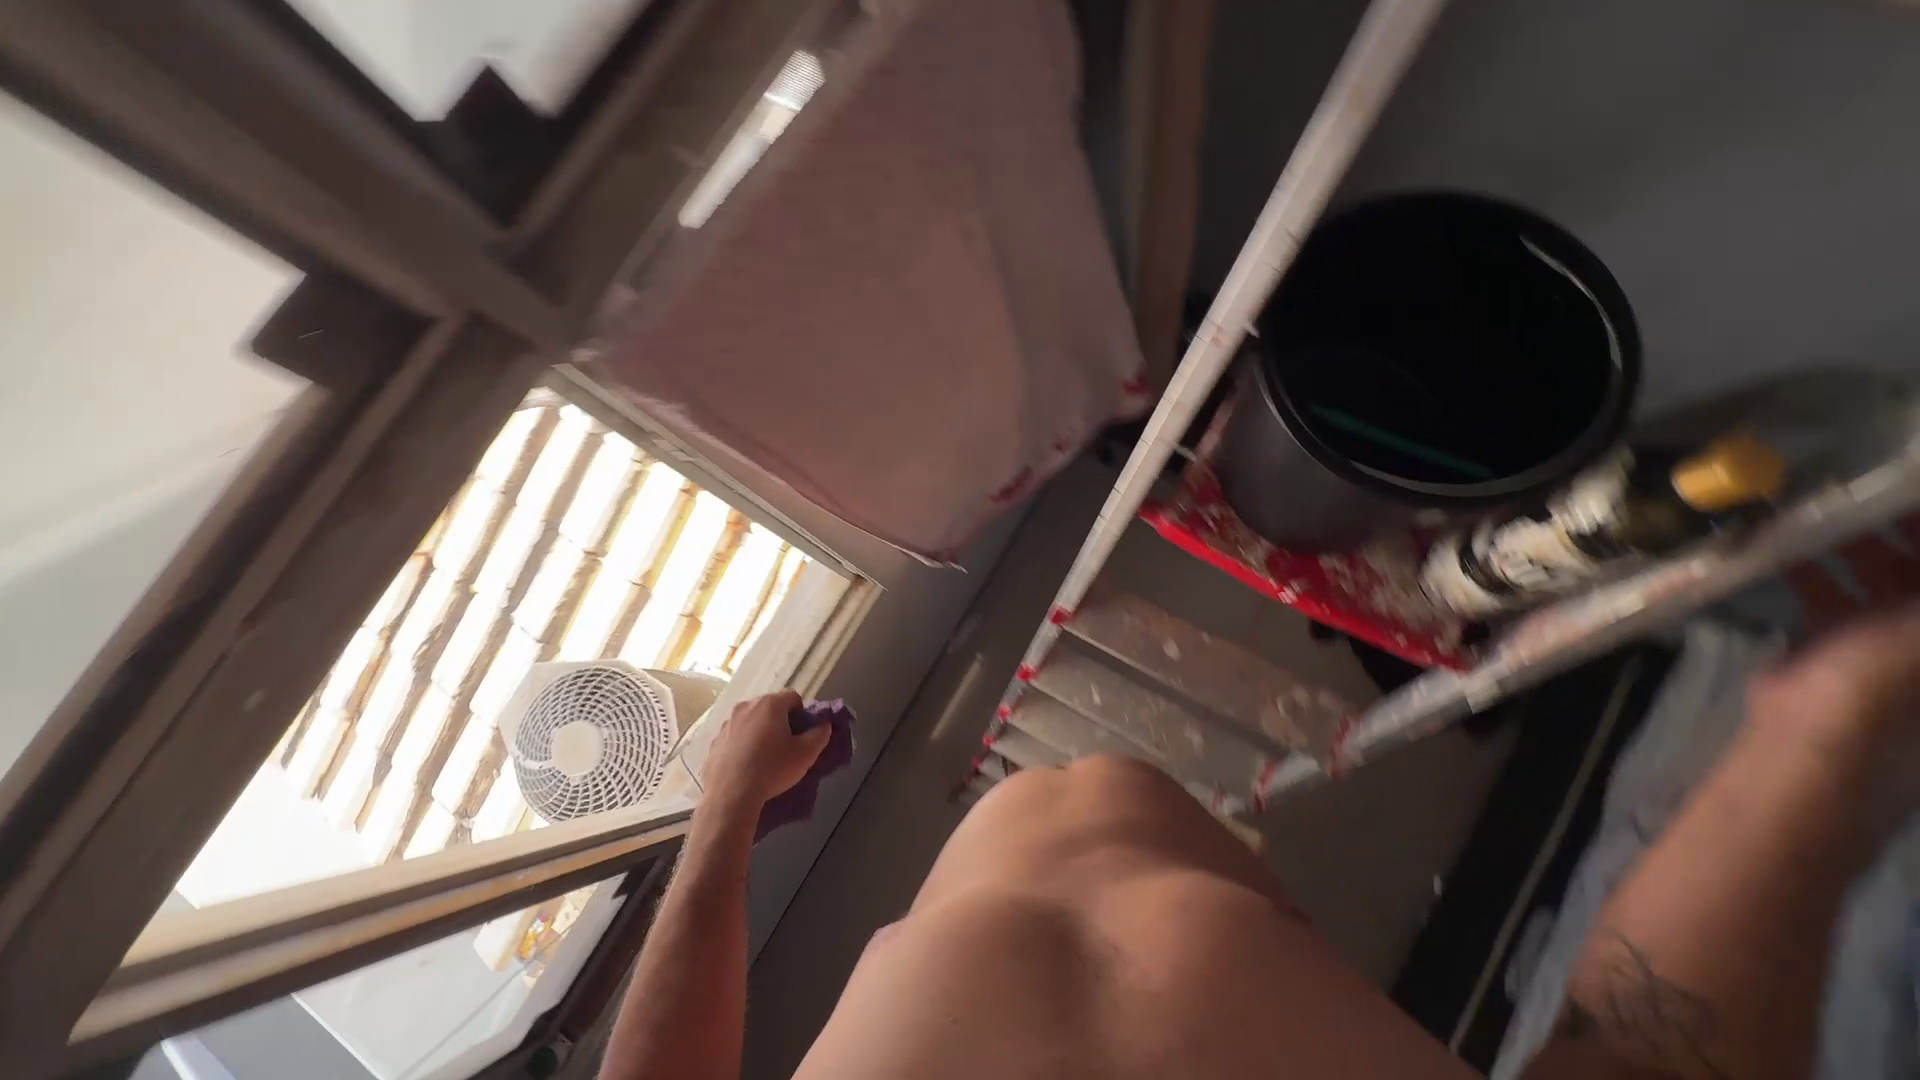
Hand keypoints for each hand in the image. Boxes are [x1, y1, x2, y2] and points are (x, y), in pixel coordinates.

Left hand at [702, 690, 830, 814]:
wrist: (731, 796)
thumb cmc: (772, 769)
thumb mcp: (806, 754)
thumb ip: (820, 734)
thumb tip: (824, 725)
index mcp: (769, 704)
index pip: (793, 697)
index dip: (802, 715)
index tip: (802, 735)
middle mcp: (745, 707)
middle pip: (770, 708)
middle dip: (780, 722)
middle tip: (786, 747)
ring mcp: (726, 725)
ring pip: (750, 722)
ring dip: (760, 733)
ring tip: (764, 759)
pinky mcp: (713, 743)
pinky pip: (735, 738)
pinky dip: (742, 746)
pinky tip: (746, 767)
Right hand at [1752, 523, 1919, 826]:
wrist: (1819, 735)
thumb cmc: (1890, 683)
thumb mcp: (1916, 628)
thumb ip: (1914, 580)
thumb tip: (1907, 518)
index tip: (1908, 494)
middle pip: (1918, 570)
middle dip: (1902, 532)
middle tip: (1872, 495)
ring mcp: (1882, 634)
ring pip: (1879, 575)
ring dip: (1855, 545)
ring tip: (1827, 513)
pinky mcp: (1829, 639)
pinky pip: (1826, 592)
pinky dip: (1809, 570)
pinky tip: (1789, 550)